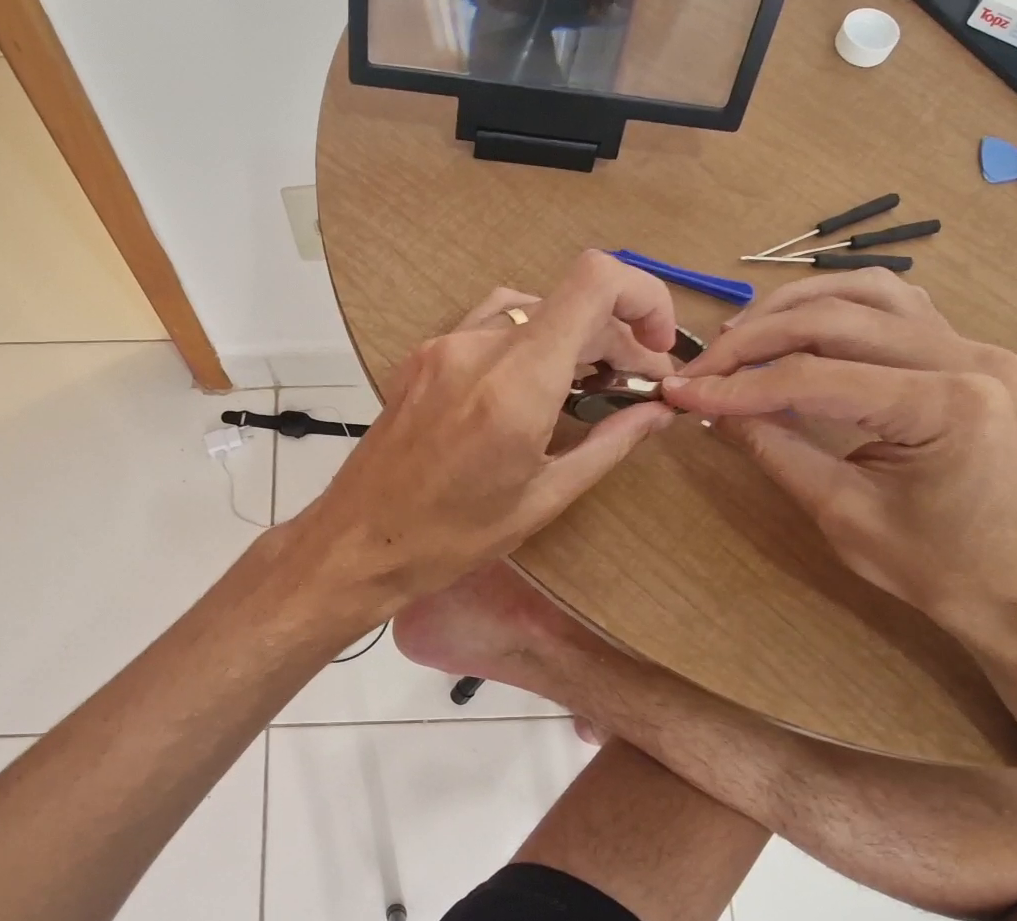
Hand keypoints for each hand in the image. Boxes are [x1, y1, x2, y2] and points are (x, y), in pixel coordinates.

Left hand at [298, 250, 680, 604]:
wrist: (358, 541)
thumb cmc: (451, 538)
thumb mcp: (542, 499)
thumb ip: (608, 445)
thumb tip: (659, 411)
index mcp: (516, 385)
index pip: (595, 282)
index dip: (644, 296)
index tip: (656, 346)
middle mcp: (479, 348)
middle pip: (570, 302)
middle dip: (616, 336)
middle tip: (636, 386)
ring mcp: (444, 346)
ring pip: (531, 308)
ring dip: (572, 337)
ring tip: (589, 385)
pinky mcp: (423, 356)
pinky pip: (490, 324)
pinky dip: (528, 341)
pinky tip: (535, 384)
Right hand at [662, 269, 1016, 635]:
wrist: (1011, 583)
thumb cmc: (931, 565)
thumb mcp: (840, 512)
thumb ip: (777, 450)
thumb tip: (718, 407)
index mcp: (944, 406)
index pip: (815, 376)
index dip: (739, 383)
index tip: (683, 391)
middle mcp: (968, 358)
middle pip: (838, 319)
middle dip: (757, 338)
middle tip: (702, 364)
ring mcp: (976, 349)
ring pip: (869, 294)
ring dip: (796, 307)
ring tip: (741, 335)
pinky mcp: (970, 354)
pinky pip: (897, 308)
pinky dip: (839, 308)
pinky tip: (801, 327)